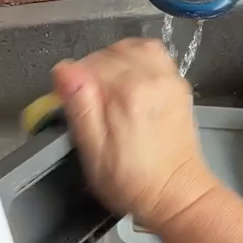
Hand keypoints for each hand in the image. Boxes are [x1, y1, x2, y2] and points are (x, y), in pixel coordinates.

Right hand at [51, 38, 218, 228]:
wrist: (178, 194)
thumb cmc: (130, 180)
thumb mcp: (93, 153)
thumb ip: (79, 107)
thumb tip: (63, 69)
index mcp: (126, 94)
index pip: (85, 65)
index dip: (72, 83)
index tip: (72, 105)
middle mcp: (150, 76)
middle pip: (106, 54)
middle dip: (91, 73)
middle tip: (90, 103)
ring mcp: (167, 76)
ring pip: (128, 48)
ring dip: (112, 61)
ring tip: (109, 88)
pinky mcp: (177, 81)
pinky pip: (151, 51)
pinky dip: (135, 57)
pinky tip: (130, 78)